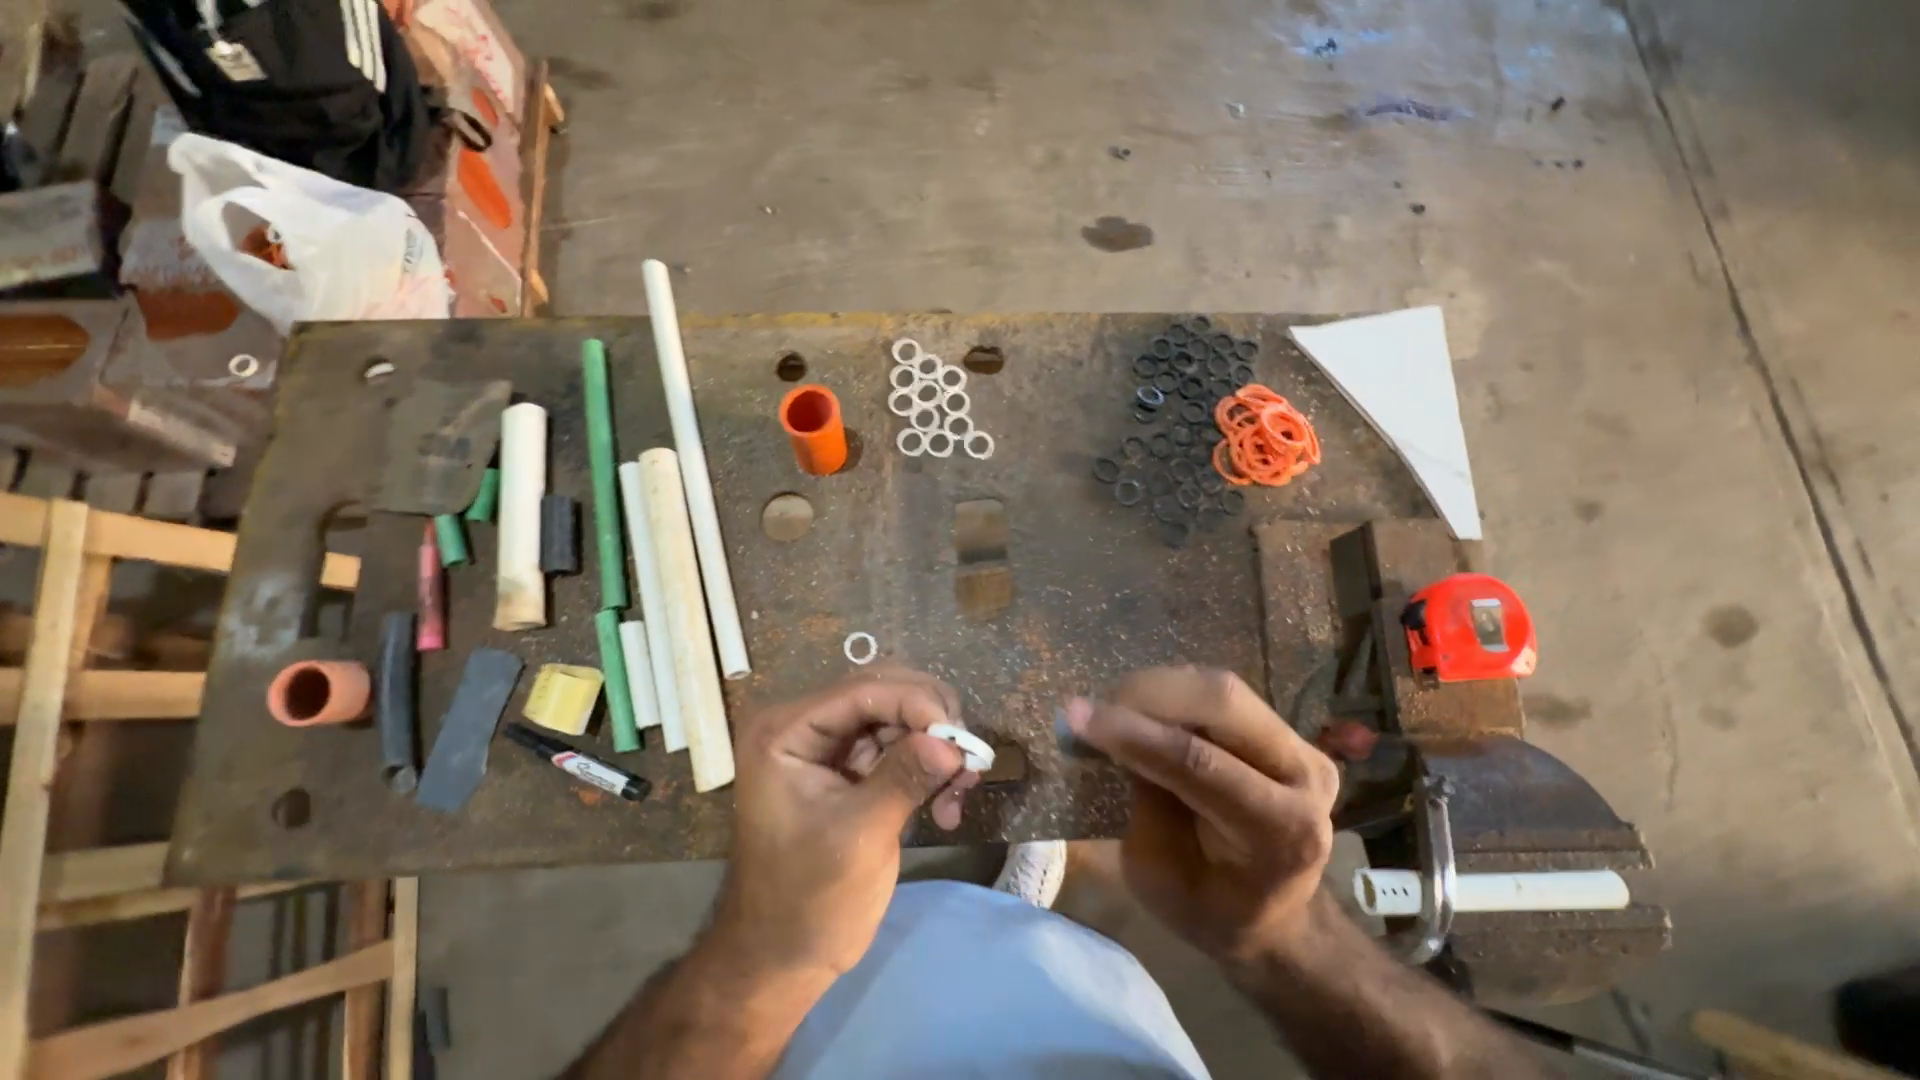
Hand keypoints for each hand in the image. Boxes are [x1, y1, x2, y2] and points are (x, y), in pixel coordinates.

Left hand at [710, 667, 979, 979]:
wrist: (784, 958)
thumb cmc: (808, 898)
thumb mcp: (858, 836)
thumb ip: (903, 778)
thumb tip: (953, 740)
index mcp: (786, 731)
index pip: (862, 691)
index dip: (917, 703)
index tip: (961, 740)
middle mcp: (805, 726)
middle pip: (885, 693)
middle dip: (931, 723)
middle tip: (966, 764)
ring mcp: (830, 748)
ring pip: (901, 718)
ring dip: (937, 748)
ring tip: (960, 792)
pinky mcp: (853, 771)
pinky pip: (902, 748)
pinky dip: (930, 769)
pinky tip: (948, 808)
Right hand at [1063, 667, 1338, 967]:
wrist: (1272, 917)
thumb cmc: (1206, 909)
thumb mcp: (1157, 874)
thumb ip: (1142, 802)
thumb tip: (1109, 734)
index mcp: (1280, 832)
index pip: (1199, 762)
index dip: (1134, 734)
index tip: (1075, 716)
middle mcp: (1305, 778)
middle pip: (1223, 703)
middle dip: (1148, 694)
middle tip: (1093, 706)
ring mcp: (1303, 748)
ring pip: (1222, 689)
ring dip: (1157, 688)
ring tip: (1111, 707)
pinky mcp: (1285, 732)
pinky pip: (1222, 696)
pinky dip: (1173, 693)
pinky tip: (1140, 707)